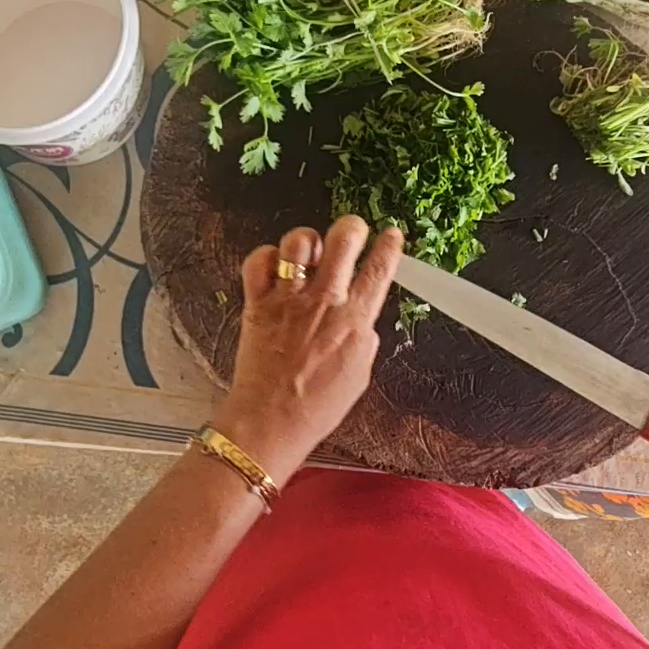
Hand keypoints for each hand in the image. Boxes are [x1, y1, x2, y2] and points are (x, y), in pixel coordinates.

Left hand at [210, 216, 403, 482]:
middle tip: (350, 233)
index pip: (379, 270)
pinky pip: (258, 261)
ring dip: (308, 241)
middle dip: (352, 227)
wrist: (272, 421)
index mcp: (354, 321)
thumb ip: (362, 337)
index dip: (389, 247)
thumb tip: (360, 317)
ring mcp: (288, 299)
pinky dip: (266, 257)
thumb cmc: (316, 406)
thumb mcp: (359, 374)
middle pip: (344, 239)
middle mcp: (323, 302)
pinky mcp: (257, 303)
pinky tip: (273, 268)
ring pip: (298, 242)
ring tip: (309, 253)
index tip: (391, 235)